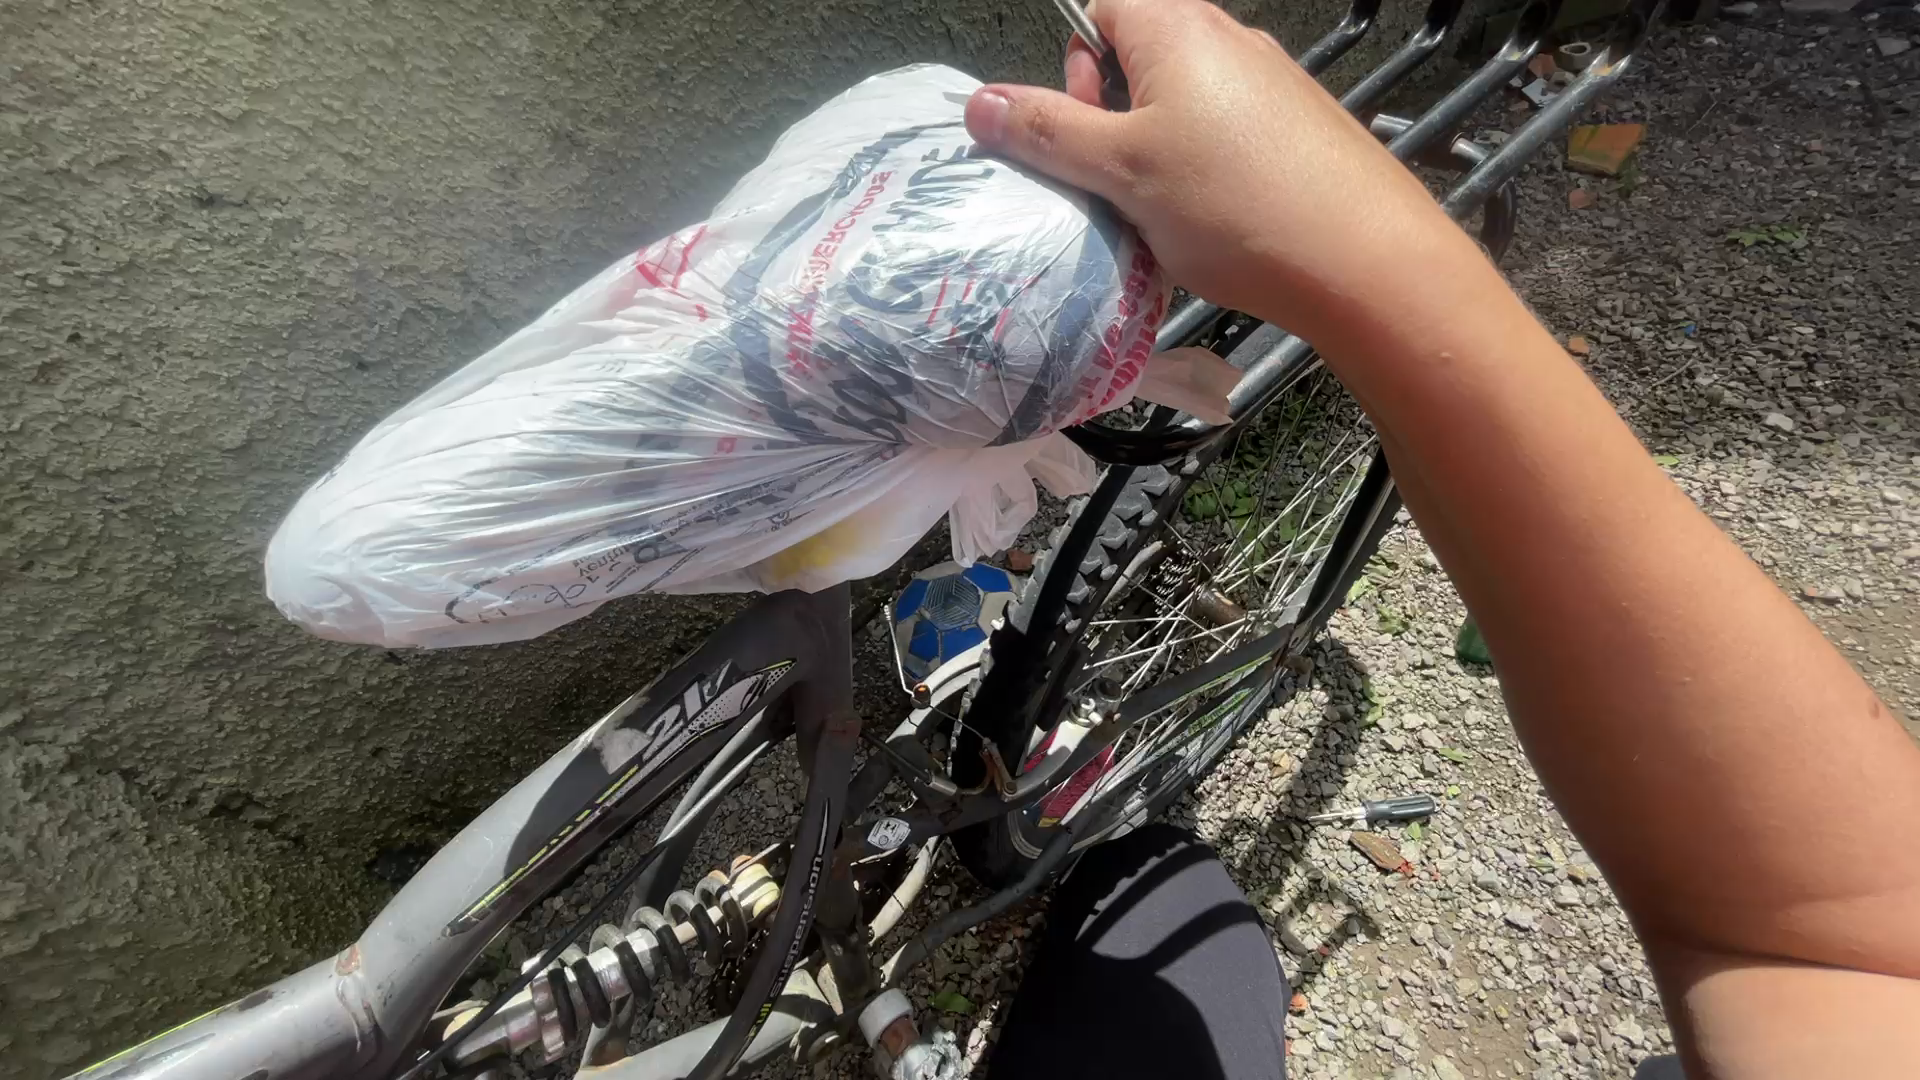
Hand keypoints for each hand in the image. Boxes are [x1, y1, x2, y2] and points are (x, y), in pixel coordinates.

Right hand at [964, 0, 1478, 339]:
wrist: (1352, 258)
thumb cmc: (1228, 204)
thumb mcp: (1121, 169)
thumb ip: (1047, 133)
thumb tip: (976, 102)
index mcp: (1176, 27)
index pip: (1098, 13)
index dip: (1074, 75)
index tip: (1083, 138)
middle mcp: (1223, 38)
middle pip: (1132, 63)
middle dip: (1107, 122)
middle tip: (1117, 184)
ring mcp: (1263, 83)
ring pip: (1173, 109)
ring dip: (1146, 157)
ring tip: (1157, 213)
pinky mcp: (1286, 129)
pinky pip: (1214, 137)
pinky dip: (1191, 172)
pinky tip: (1204, 219)